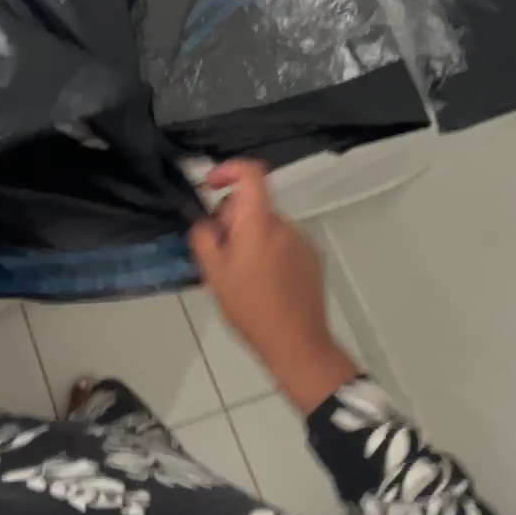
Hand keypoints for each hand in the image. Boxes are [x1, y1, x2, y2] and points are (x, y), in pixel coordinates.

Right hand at [188, 159, 358, 412]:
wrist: (297, 344)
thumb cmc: (250, 307)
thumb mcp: (213, 273)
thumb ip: (204, 237)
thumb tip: (206, 221)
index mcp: (259, 223)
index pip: (251, 173)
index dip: (228, 170)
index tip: (210, 186)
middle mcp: (284, 224)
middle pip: (252, 204)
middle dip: (231, 219)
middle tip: (220, 253)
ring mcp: (302, 241)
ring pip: (265, 225)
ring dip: (250, 238)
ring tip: (242, 274)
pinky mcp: (312, 258)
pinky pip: (282, 241)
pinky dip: (268, 250)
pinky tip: (263, 282)